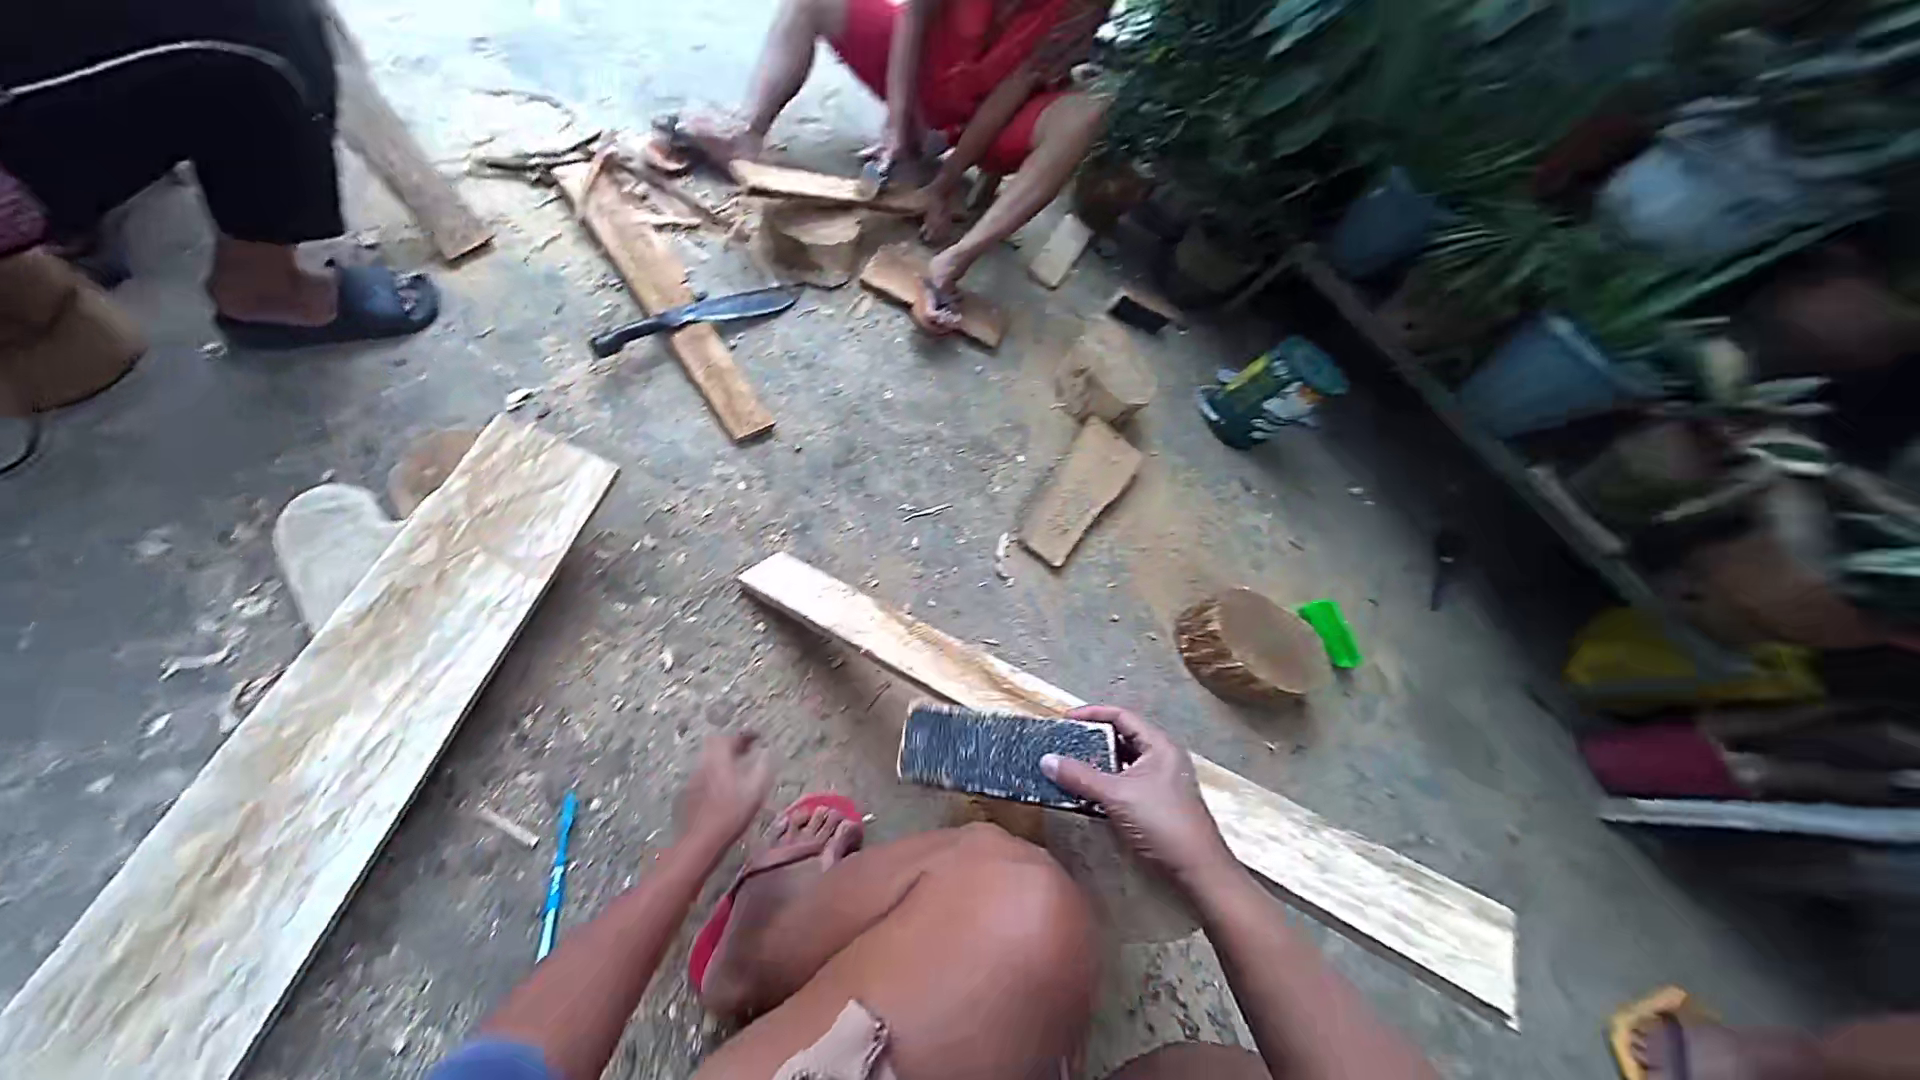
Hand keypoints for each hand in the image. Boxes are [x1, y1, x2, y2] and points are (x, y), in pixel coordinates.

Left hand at [677, 733, 773, 850]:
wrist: (701, 842)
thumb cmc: (731, 815)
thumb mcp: (755, 790)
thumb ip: (762, 767)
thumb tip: (765, 753)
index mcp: (720, 760)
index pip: (731, 737)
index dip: (746, 735)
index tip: (757, 738)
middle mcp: (704, 764)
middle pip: (714, 743)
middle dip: (731, 743)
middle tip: (745, 750)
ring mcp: (693, 779)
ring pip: (708, 758)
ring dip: (722, 757)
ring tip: (737, 768)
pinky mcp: (688, 794)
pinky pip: (703, 773)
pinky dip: (715, 772)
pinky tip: (723, 786)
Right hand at [1042, 706, 1237, 889]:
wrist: (1197, 870)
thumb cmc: (1162, 823)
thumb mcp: (1117, 795)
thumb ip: (1080, 776)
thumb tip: (1046, 760)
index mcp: (1158, 746)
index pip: (1122, 716)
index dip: (1093, 713)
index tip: (1066, 719)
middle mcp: (1160, 757)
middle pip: (1121, 737)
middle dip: (1091, 739)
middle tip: (1065, 742)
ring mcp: (1159, 781)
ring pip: (1121, 762)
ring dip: (1096, 763)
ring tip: (1069, 765)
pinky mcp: (1154, 802)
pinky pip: (1124, 782)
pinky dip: (1104, 783)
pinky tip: (1085, 791)